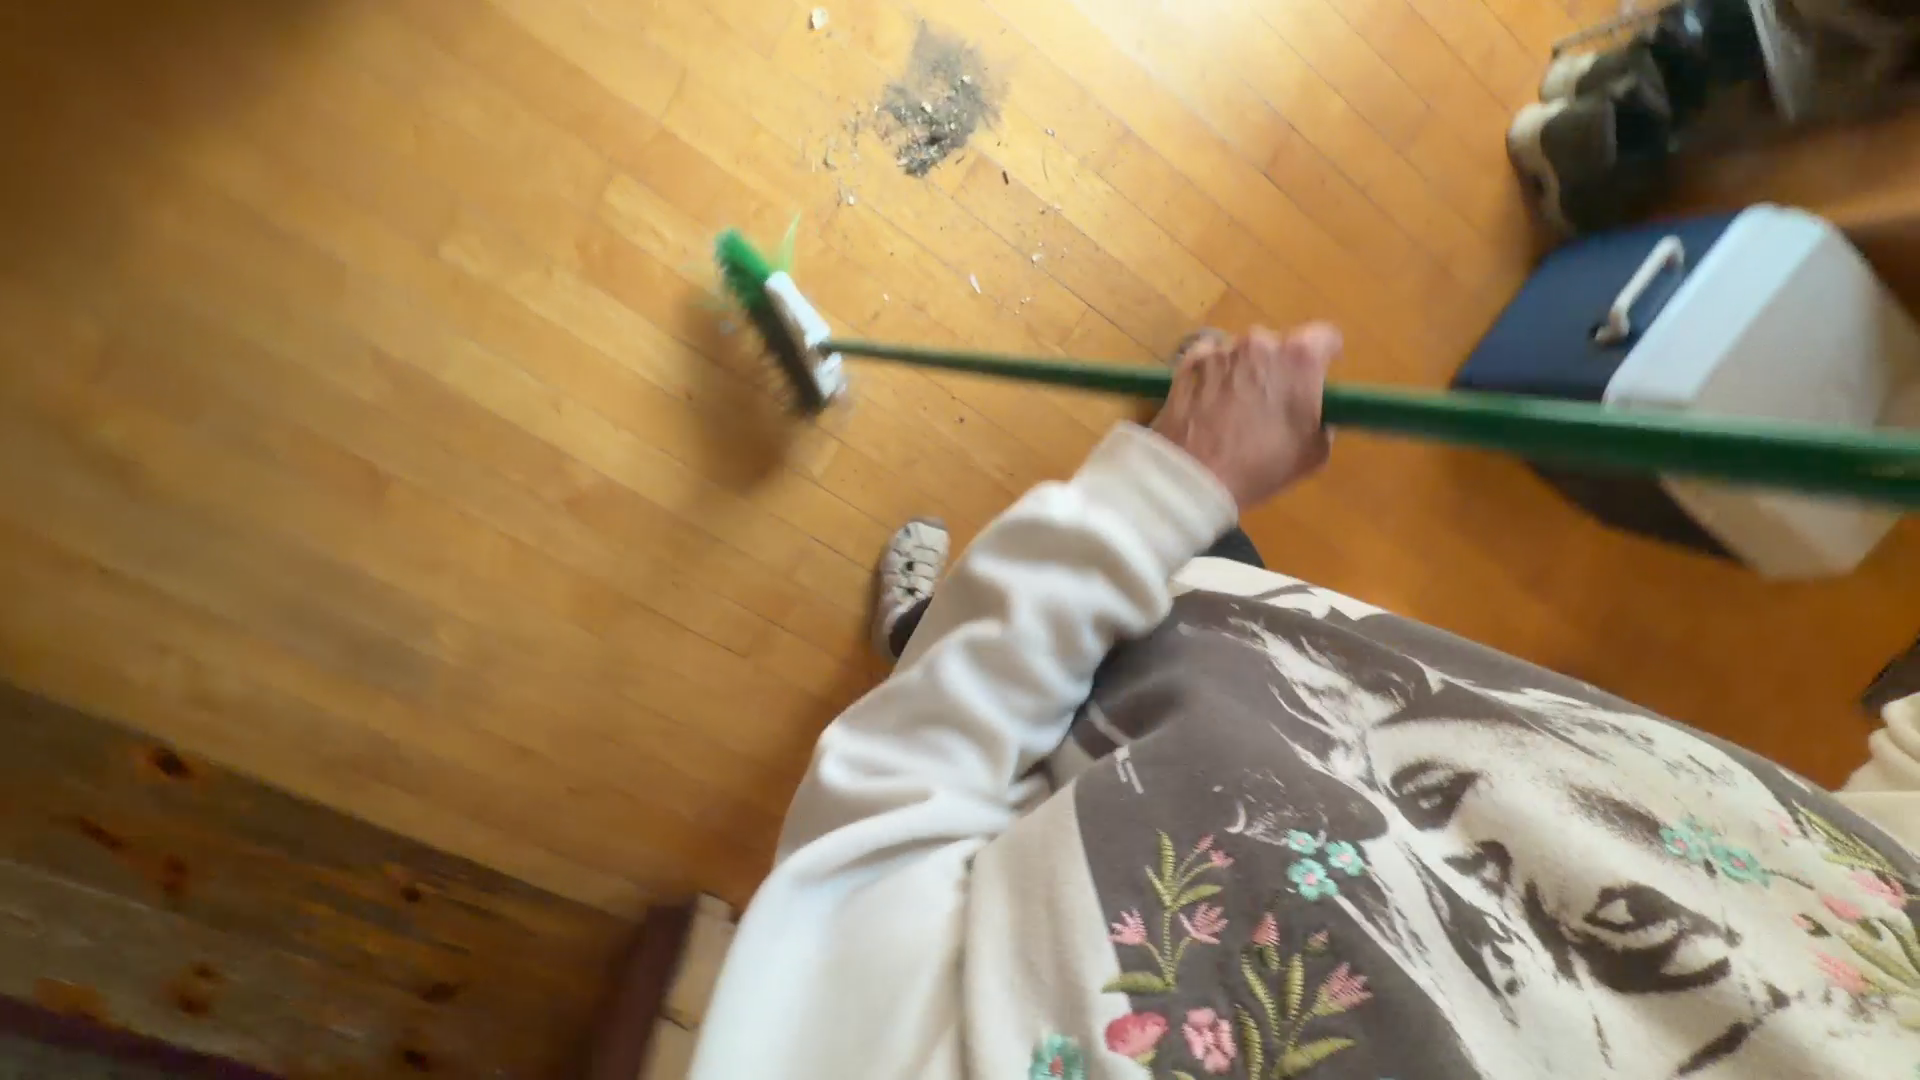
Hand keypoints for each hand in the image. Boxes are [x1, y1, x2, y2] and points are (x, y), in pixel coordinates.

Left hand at [1151, 323, 1338, 509]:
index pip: (1324, 337)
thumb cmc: (1260, 466)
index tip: (1316, 376)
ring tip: (1234, 406)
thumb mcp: (1313, 452)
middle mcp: (1259, 342)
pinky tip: (1207, 400)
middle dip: (1278, 367)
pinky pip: (1207, 361)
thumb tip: (1312, 413)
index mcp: (1299, 357)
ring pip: (1240, 353)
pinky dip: (1211, 374)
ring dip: (1243, 370)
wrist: (1194, 477)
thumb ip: (1321, 419)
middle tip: (1271, 400)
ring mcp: (1218, 351)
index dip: (1324, 356)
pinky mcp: (1186, 365)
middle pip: (1277, 345)